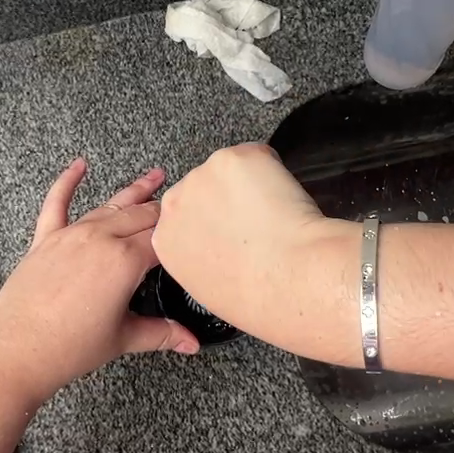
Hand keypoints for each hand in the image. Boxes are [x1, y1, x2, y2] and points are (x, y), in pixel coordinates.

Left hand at [0, 159, 199, 404]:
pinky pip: (57, 202)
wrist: (14, 353)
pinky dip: (67, 181)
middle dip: (165, 210)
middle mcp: (99, 239)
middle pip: (142, 215)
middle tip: (183, 208)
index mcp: (124, 261)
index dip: (183, 235)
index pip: (164, 238)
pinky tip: (78, 167)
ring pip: (111, 205)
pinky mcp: (46, 240)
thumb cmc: (64, 348)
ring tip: (156, 177)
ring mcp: (71, 236)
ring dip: (135, 191)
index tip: (195, 233)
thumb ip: (161, 334)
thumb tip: (189, 342)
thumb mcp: (122, 339)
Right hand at [154, 144, 353, 342]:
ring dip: (251, 185)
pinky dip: (274, 172)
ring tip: (272, 217)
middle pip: (203, 188)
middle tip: (255, 225)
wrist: (287, 276)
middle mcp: (176, 203)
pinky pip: (259, 157)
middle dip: (225, 199)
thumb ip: (201, 260)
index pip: (184, 217)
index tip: (229, 231)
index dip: (212, 222)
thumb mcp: (208, 291)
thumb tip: (219, 249)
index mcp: (166, 240)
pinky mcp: (234, 157)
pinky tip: (281, 201)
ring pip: (232, 170)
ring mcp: (204, 175)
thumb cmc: (255, 295)